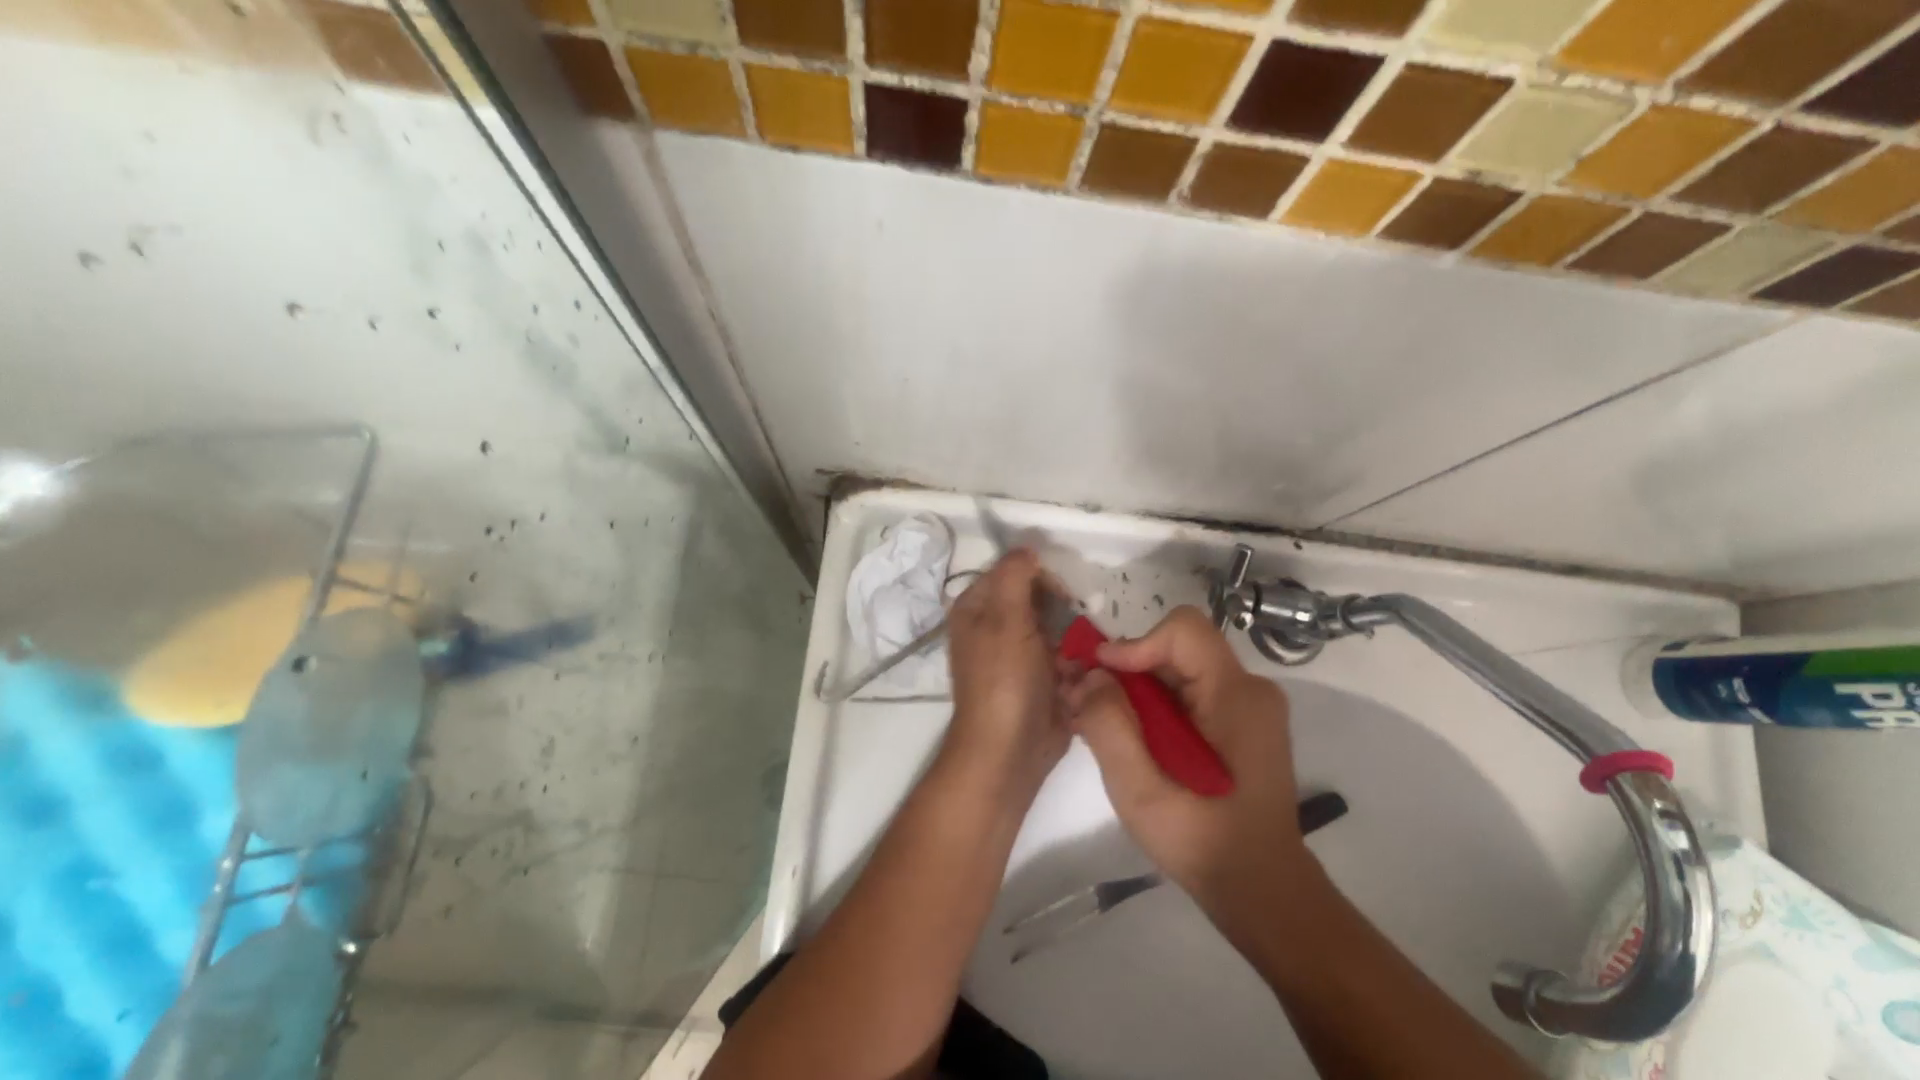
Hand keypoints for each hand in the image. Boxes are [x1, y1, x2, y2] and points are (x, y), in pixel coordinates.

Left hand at [943, 549, 1071, 802]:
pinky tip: (1083, 675)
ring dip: (1073, 639)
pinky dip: (1076, 666)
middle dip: (1060, 608)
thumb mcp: (1006, 618)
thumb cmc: (1004, 680)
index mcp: (976, 611)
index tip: (1065, 588)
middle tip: (1081, 617)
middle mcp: (994, 630)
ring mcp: (1018, 659)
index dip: (1037, 573)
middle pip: (1036, 601)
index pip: (1009, 572)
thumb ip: (1015, 576)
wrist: (1010, 751)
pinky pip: (1066, 662)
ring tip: (1081, 650)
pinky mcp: (1041, 684)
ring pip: (1056, 631)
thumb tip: (1026, 549)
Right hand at [1062, 606, 1309, 922]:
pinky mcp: (1238, 725)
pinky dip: (1152, 706)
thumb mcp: (1142, 793)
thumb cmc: (1203, 844)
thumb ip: (1111, 728)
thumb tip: (1088, 675)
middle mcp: (1249, 691)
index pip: (1183, 630)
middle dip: (1125, 669)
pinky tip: (1126, 738)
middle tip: (1081, 702)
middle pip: (1176, 649)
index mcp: (1236, 698)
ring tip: (1096, 723)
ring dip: (1134, 690)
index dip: (1134, 643)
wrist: (1260, 889)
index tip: (1097, 677)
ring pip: (1178, 671)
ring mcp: (1247, 708)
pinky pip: (1188, 694)